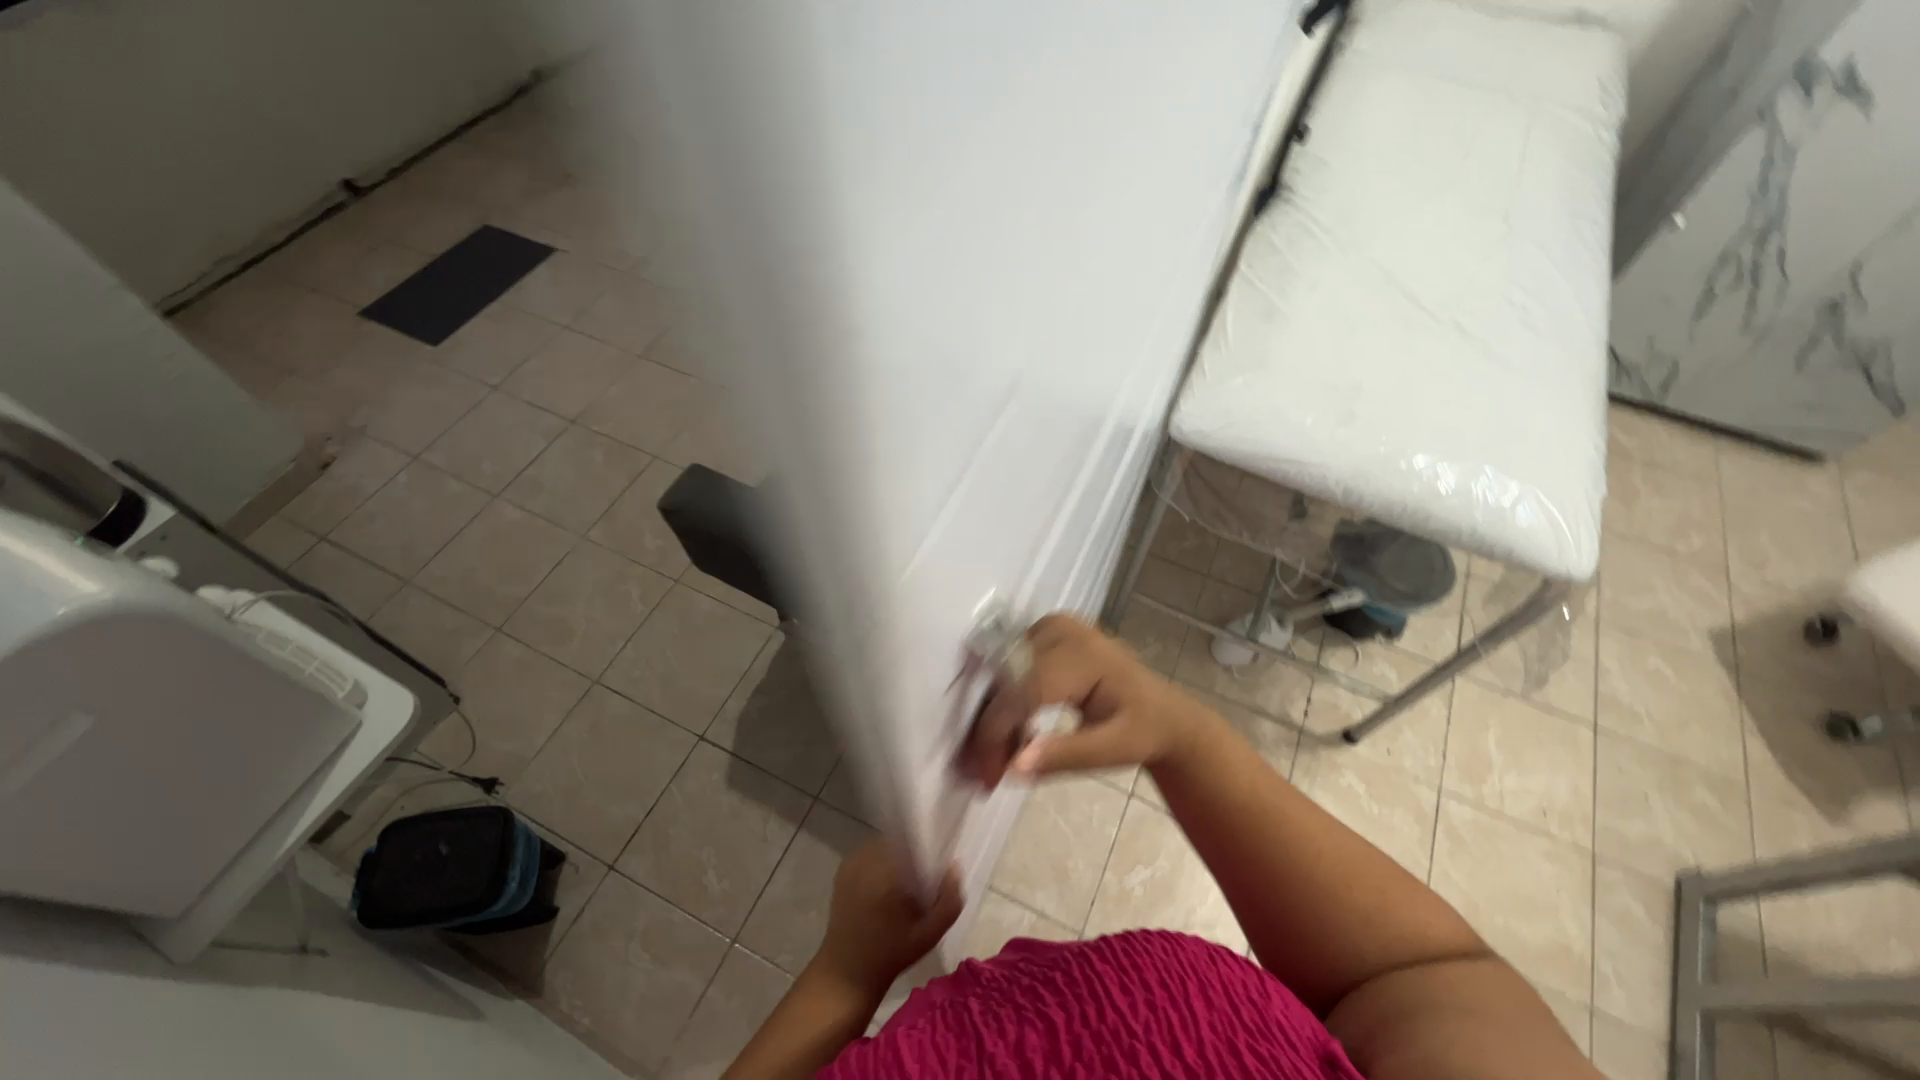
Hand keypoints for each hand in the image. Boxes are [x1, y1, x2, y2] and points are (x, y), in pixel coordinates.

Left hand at [812, 839, 962, 995]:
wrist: (847, 971)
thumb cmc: (892, 954)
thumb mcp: (930, 934)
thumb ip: (950, 901)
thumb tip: (954, 867)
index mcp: (889, 873)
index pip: (916, 840)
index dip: (931, 847)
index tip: (939, 865)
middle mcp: (868, 860)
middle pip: (900, 841)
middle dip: (915, 854)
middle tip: (924, 880)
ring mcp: (852, 863)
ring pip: (885, 845)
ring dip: (898, 856)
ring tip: (905, 884)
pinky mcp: (843, 869)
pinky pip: (870, 853)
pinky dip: (882, 862)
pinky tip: (887, 886)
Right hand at [963, 613, 1206, 787]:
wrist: (1163, 713)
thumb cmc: (1143, 731)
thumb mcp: (1113, 751)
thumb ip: (1065, 756)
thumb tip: (1013, 767)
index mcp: (1084, 656)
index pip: (1024, 690)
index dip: (996, 733)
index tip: (986, 775)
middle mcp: (1061, 632)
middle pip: (1007, 681)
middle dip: (990, 731)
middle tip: (987, 776)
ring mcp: (1050, 629)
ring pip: (1001, 677)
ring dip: (993, 721)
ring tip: (998, 764)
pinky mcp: (1043, 635)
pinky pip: (1009, 670)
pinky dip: (1004, 707)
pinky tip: (1012, 741)